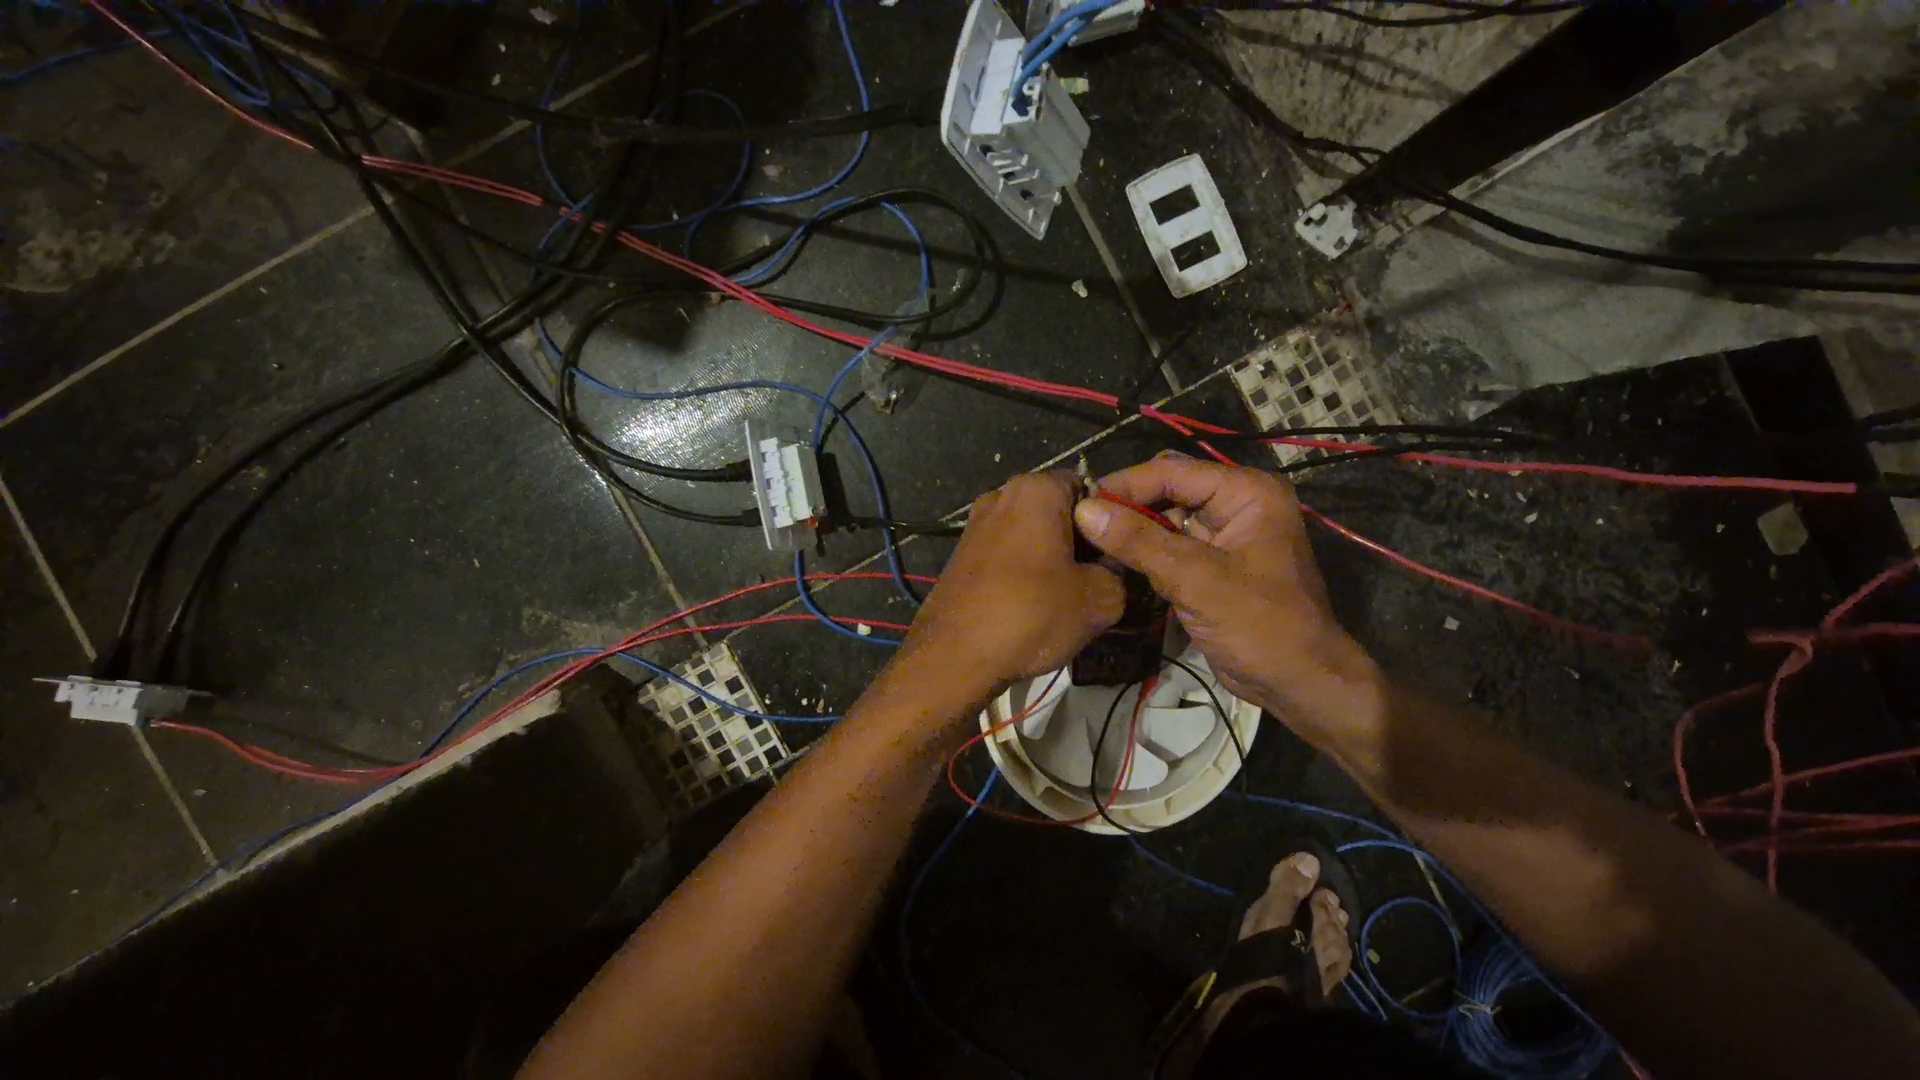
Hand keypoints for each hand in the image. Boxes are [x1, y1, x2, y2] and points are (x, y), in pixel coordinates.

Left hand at [897, 471, 1123, 695]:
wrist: (953, 657)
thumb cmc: (1031, 614)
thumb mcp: (1100, 600)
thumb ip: (1119, 574)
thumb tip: (1114, 570)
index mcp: (1036, 489)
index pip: (1090, 489)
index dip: (1110, 523)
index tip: (1118, 558)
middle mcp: (1001, 495)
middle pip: (1058, 512)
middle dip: (1080, 544)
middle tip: (1098, 584)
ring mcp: (975, 525)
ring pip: (1032, 536)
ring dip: (1052, 561)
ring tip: (1066, 602)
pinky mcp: (961, 556)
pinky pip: (1007, 555)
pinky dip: (1023, 574)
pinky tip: (1032, 609)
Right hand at [1072, 454, 1381, 742]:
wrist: (1299, 681)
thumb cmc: (1260, 624)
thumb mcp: (1196, 579)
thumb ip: (1139, 542)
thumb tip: (1083, 510)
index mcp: (1246, 493)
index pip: (1172, 472)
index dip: (1125, 485)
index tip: (1080, 502)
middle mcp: (1237, 504)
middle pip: (1168, 489)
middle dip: (1126, 504)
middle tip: (1081, 522)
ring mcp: (1225, 535)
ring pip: (1166, 518)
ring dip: (1132, 529)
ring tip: (1087, 540)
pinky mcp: (1213, 564)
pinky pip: (1170, 545)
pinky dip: (1143, 551)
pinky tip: (1111, 561)